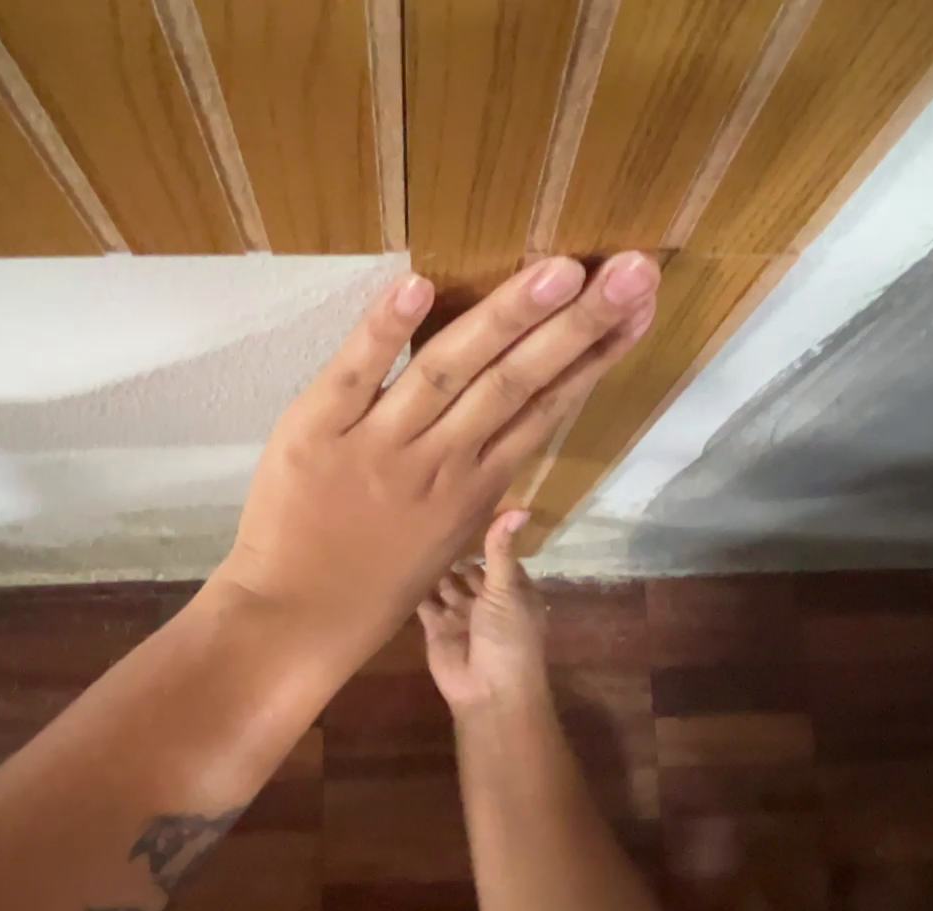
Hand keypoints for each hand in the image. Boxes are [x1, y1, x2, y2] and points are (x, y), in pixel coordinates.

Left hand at [212, 253, 659, 671]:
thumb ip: (483, 485)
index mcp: (476, 486)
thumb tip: (521, 432)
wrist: (296, 619)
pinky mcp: (316, 431)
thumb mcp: (447, 540)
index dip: (594, 357)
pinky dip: (386, 330)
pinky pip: (356, 372)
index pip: (548, 409)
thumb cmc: (374, 585)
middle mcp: (440, 459)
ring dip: (509, 317)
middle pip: (516, 381)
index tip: (636, 309)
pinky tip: (421, 283)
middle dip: (578, 325)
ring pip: (451, 368)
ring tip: (561, 270)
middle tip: (632, 270)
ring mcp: (379, 443)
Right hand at [418, 510, 551, 716]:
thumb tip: (520, 508)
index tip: (466, 508)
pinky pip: (424, 604)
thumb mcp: (507, 588)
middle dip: (456, 552)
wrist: (488, 690)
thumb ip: (501, 551)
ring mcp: (460, 615)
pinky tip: (400, 564)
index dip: (486, 539)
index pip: (498, 558)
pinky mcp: (436, 629)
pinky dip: (416, 589)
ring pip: (445, 586)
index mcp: (513, 591)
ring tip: (412, 535)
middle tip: (431, 517)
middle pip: (469, 571)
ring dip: (435, 569)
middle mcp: (487, 601)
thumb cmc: (508, 636)